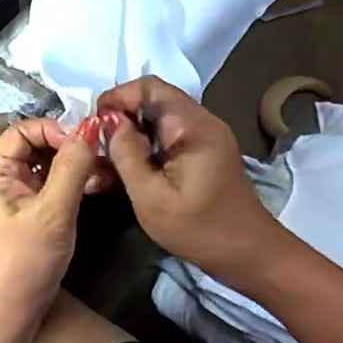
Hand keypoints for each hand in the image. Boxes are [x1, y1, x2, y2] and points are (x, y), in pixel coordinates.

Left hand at [0, 117, 102, 335]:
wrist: (9, 320)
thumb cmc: (23, 264)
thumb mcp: (52, 212)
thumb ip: (73, 167)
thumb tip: (92, 125)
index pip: (23, 130)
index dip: (55, 129)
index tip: (86, 141)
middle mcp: (3, 180)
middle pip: (38, 146)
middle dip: (71, 147)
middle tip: (104, 154)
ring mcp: (18, 199)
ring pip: (50, 167)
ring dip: (78, 166)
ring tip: (108, 172)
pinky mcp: (33, 216)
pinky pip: (55, 188)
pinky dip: (76, 185)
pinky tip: (100, 187)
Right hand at [98, 77, 298, 287]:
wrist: (249, 255)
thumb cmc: (200, 229)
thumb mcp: (151, 197)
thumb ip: (126, 154)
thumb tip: (107, 120)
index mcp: (192, 126)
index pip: (148, 87)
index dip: (116, 98)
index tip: (93, 124)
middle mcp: (200, 121)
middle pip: (151, 101)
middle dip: (118, 118)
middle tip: (95, 145)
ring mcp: (203, 136)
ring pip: (155, 119)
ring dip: (128, 135)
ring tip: (103, 161)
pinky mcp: (201, 152)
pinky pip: (166, 137)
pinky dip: (143, 147)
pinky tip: (123, 170)